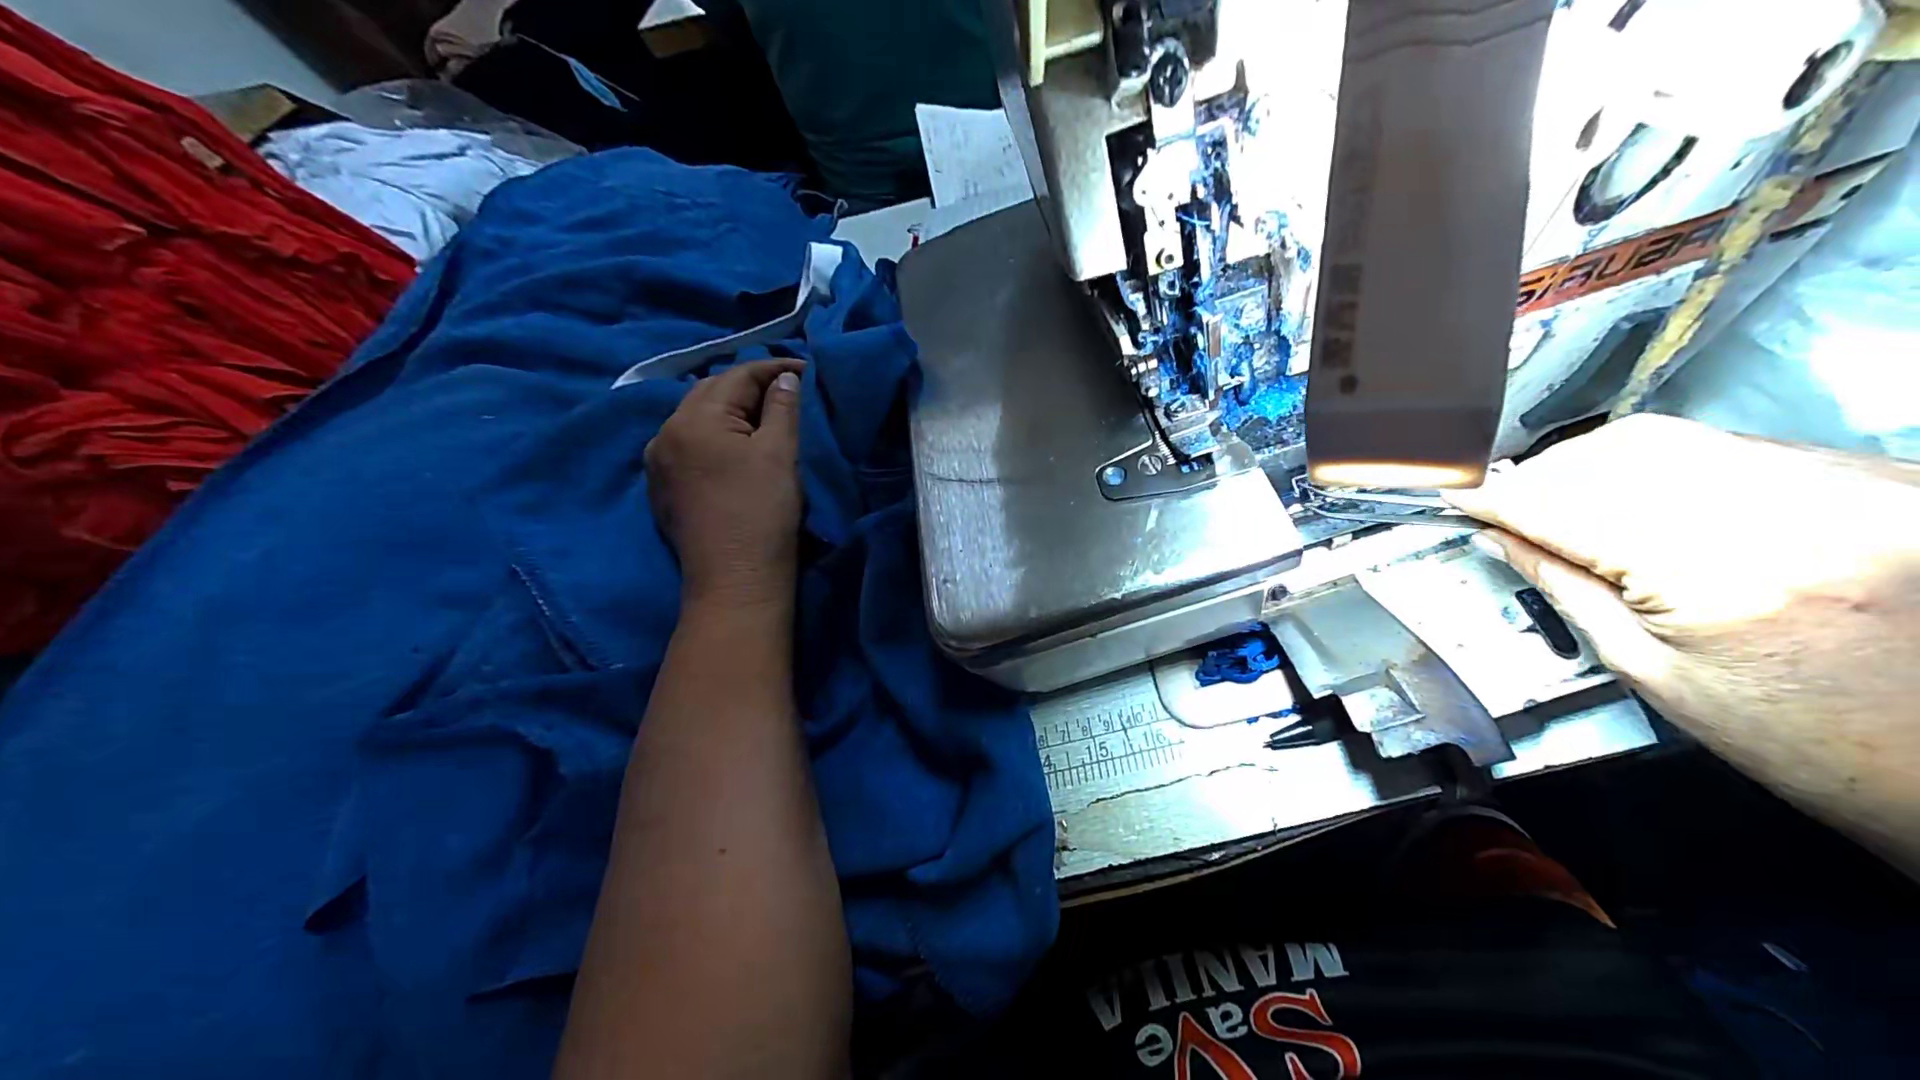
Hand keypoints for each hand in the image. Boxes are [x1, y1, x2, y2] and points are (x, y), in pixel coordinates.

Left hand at [645, 359, 804, 610]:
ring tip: (764, 415)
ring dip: (729, 410)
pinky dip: (714, 435)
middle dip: (749, 387)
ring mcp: (659, 462)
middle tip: (787, 391)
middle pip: (710, 392)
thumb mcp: (780, 453)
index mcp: (694, 419)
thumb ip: (783, 407)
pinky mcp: (662, 487)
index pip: (736, 375)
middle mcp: (665, 432)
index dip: (774, 368)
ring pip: (696, 418)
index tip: (806, 369)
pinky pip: (688, 444)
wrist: (736, 578)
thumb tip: (786, 377)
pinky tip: (735, 445)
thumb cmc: (763, 512)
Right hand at [1447, 414, 1919, 869]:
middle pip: (1615, 453)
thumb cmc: (1808, 741)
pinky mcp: (1872, 474)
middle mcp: (1789, 507)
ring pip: (1667, 438)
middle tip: (1500, 505)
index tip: (1451, 498)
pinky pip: (1725, 445)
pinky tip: (1636, 498)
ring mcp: (1842, 481)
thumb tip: (1503, 535)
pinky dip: (1658, 463)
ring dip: (1592, 464)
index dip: (1496, 500)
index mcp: (1720, 574)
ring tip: (1558, 500)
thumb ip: (1570, 588)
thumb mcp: (1656, 674)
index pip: (1567, 507)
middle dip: (1540, 474)